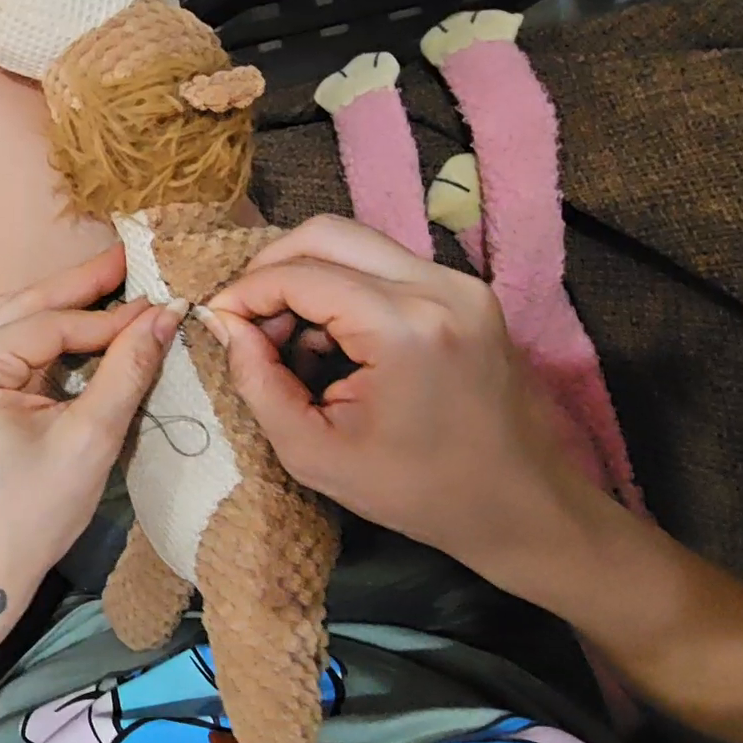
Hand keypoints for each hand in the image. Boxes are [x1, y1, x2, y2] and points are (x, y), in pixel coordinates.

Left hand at [0, 246, 181, 616]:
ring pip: (10, 321)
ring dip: (59, 306)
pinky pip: (0, 346)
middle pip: (22, 309)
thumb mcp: (88, 441)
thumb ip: (126, 371)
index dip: (108, 317)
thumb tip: (164, 317)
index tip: (160, 303)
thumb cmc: (32, 515)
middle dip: (79, 287)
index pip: (47, 326)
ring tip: (109, 281)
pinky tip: (75, 321)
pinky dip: (39, 335)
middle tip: (129, 258)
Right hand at [204, 216, 605, 584]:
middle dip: (268, 269)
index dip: (243, 294)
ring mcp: (460, 284)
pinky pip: (380, 263)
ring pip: (352, 240)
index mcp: (403, 329)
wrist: (526, 508)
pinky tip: (329, 339)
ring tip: (287, 335)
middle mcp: (438, 288)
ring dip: (303, 275)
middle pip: (324, 234)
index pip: (297, 275)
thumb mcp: (311, 452)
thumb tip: (224, 324)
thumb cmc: (415, 492)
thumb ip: (256, 381)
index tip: (216, 323)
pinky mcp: (467, 292)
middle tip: (248, 320)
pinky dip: (338, 285)